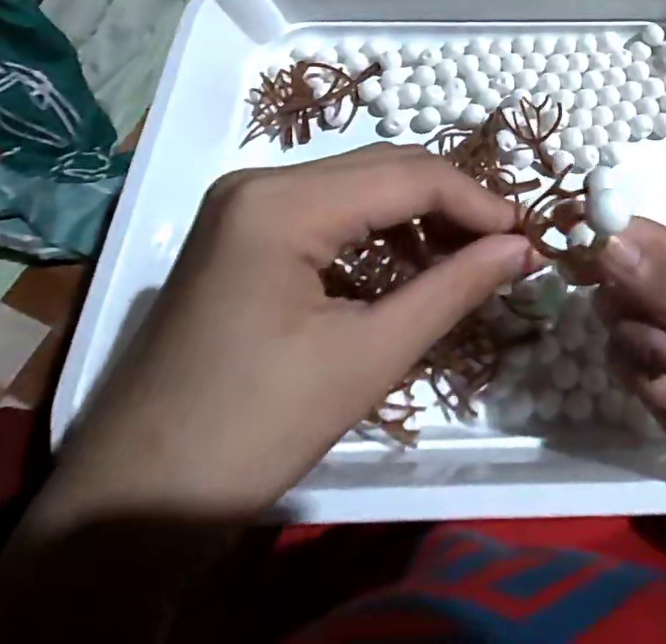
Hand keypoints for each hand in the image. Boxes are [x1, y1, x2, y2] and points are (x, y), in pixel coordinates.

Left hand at [44, 144, 540, 521]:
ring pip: (357, 185)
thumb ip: (454, 288)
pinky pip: (327, 210)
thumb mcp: (369, 357)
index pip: (408, 175)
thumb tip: (522, 248)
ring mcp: (243, 203)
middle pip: (383, 168)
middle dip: (451, 203)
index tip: (529, 238)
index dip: (479, 202)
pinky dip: (376, 231)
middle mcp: (259, 181)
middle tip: (505, 248)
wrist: (136, 497)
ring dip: (417, 216)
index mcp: (283, 202)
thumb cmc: (255, 430)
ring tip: (464, 262)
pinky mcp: (240, 230)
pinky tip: (406, 268)